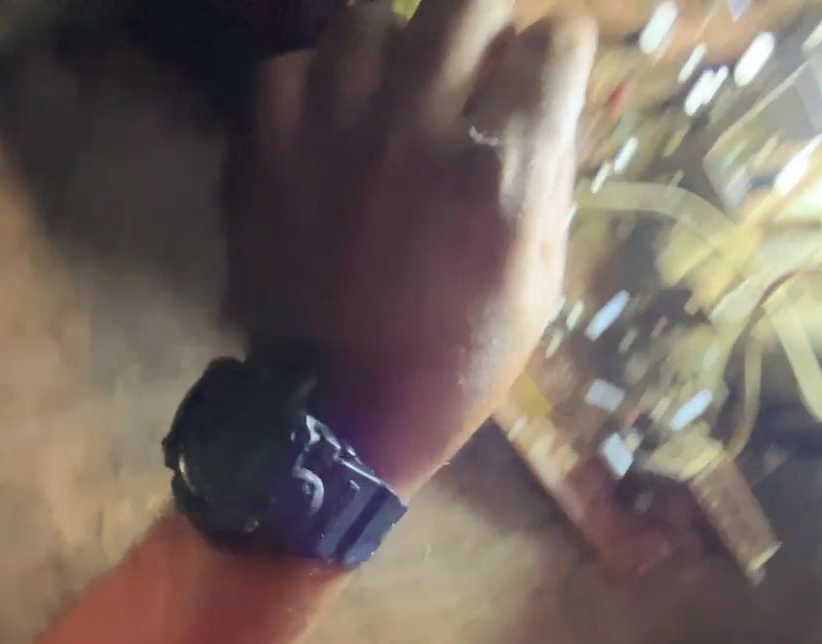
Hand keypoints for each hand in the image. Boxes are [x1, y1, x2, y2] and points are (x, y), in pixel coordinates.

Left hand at [233, 0, 594, 493]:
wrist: (337, 423)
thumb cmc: (448, 372)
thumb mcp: (536, 291)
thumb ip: (547, 183)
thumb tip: (545, 107)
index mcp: (498, 176)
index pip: (555, 46)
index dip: (557, 59)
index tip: (544, 78)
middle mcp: (413, 135)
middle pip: (467, 3)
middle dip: (488, 27)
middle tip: (478, 66)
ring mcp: (329, 141)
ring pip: (369, 18)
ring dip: (396, 44)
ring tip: (397, 89)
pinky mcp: (264, 161)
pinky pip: (288, 73)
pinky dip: (314, 88)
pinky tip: (329, 127)